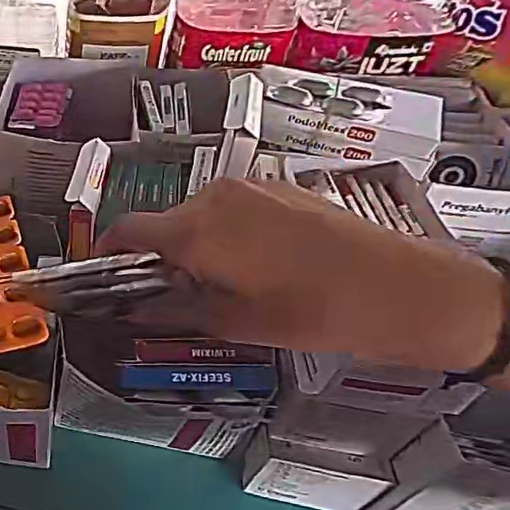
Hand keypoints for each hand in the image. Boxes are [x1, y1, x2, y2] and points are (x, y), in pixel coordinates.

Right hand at [99, 178, 505, 371]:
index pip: (128, 231)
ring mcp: (250, 186)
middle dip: (159, 259)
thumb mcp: (240, 323)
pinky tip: (256, 265)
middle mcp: (216, 196)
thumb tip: (135, 308)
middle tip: (174, 298)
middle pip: (164, 224)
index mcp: (199, 230)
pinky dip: (223, 234)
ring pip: (198, 216)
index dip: (109, 254)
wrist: (403, 285)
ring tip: (224, 287)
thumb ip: (177, 309)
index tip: (106, 277)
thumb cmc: (317, 312)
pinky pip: (229, 208)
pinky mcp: (277, 187)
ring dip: (194, 248)